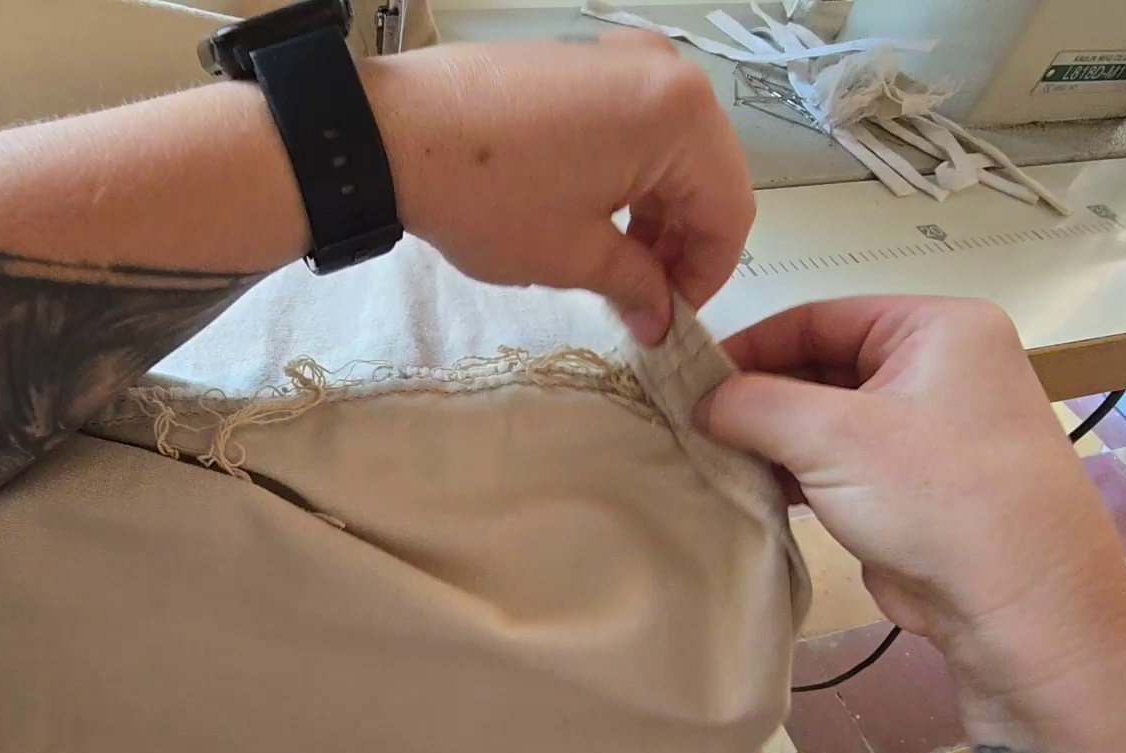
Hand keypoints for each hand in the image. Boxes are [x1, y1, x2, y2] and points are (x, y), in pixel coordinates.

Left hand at [363, 33, 753, 343]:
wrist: (396, 135)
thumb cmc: (491, 198)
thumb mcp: (572, 255)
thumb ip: (634, 285)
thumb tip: (661, 316)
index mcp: (682, 116)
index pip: (729, 212)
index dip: (707, 277)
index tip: (673, 320)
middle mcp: (666, 72)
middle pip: (705, 177)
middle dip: (680, 248)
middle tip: (643, 301)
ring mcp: (621, 60)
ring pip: (669, 155)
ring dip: (654, 217)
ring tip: (616, 267)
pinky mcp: (583, 65)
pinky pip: (631, 131)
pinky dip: (627, 182)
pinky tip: (594, 220)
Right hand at [694, 297, 1125, 689]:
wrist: (1013, 600)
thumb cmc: (934, 494)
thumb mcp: (831, 435)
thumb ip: (752, 405)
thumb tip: (698, 402)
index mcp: (935, 328)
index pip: (817, 318)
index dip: (749, 346)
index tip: (689, 378)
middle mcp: (930, 368)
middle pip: (814, 366)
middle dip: (753, 396)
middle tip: (690, 420)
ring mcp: (916, 427)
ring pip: (816, 417)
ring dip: (763, 436)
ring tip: (706, 453)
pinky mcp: (899, 480)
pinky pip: (826, 458)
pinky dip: (785, 468)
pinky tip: (745, 482)